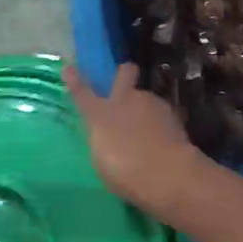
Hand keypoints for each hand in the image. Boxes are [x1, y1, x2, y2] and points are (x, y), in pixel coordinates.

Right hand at [64, 62, 206, 212]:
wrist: (166, 172)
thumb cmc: (124, 173)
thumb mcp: (102, 161)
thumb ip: (103, 141)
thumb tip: (107, 136)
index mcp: (101, 114)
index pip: (83, 93)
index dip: (75, 80)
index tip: (69, 68)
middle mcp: (126, 100)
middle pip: (126, 73)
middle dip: (126, 73)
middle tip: (127, 83)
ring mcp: (151, 103)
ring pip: (146, 97)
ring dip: (145, 109)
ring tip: (149, 134)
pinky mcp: (173, 113)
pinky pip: (161, 113)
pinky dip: (161, 123)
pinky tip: (164, 140)